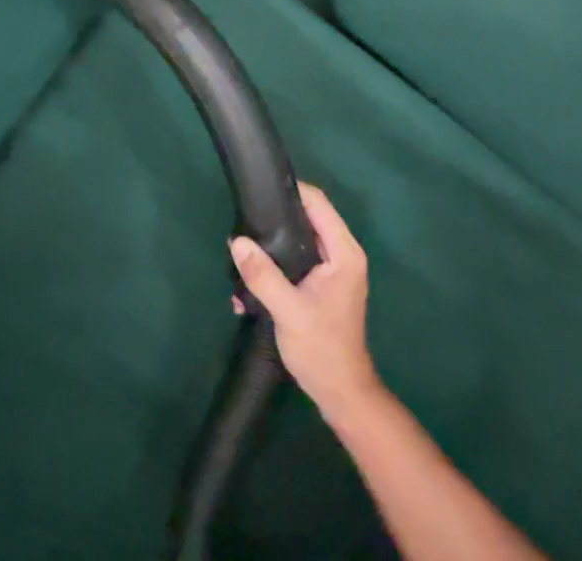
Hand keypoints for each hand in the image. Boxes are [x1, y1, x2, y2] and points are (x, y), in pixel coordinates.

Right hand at [230, 183, 381, 410]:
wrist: (339, 391)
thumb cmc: (321, 348)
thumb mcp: (288, 311)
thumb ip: (263, 275)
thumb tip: (237, 241)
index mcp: (344, 253)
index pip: (319, 204)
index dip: (292, 191)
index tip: (259, 190)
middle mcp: (342, 256)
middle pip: (307, 220)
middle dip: (274, 223)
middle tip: (242, 226)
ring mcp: (332, 272)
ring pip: (298, 243)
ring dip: (269, 251)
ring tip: (239, 259)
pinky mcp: (320, 287)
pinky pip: (294, 265)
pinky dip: (273, 271)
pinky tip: (247, 288)